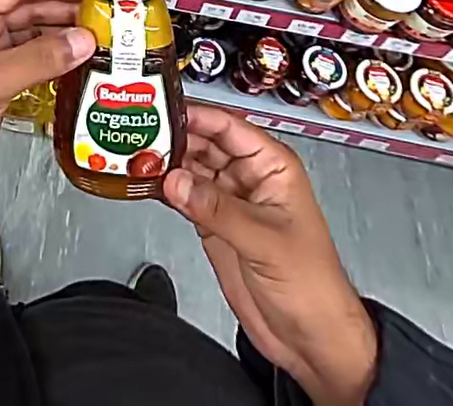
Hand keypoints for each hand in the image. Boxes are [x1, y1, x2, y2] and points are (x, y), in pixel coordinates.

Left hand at [0, 0, 92, 231]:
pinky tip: (76, 55)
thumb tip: (81, 40)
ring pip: (33, 29)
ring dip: (62, 31)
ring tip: (95, 31)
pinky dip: (55, 53)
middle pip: (29, 5)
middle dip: (63, 6)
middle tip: (99, 9)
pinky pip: (33, 53)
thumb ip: (40, 58)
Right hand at [162, 106, 377, 405]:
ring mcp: (227, 198)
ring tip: (137, 156)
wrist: (310, 340)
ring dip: (164, 161)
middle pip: (203, 140)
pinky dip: (163, 187)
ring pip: (189, 165)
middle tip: (141, 133)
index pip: (228, 126)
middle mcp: (247, 176)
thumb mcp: (265, 241)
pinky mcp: (211, 221)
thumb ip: (217, 209)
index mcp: (270, 166)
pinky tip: (146, 183)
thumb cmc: (314, 287)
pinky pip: (181, 193)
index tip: (164, 111)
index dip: (196, 115)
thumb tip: (177, 181)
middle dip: (172, 135)